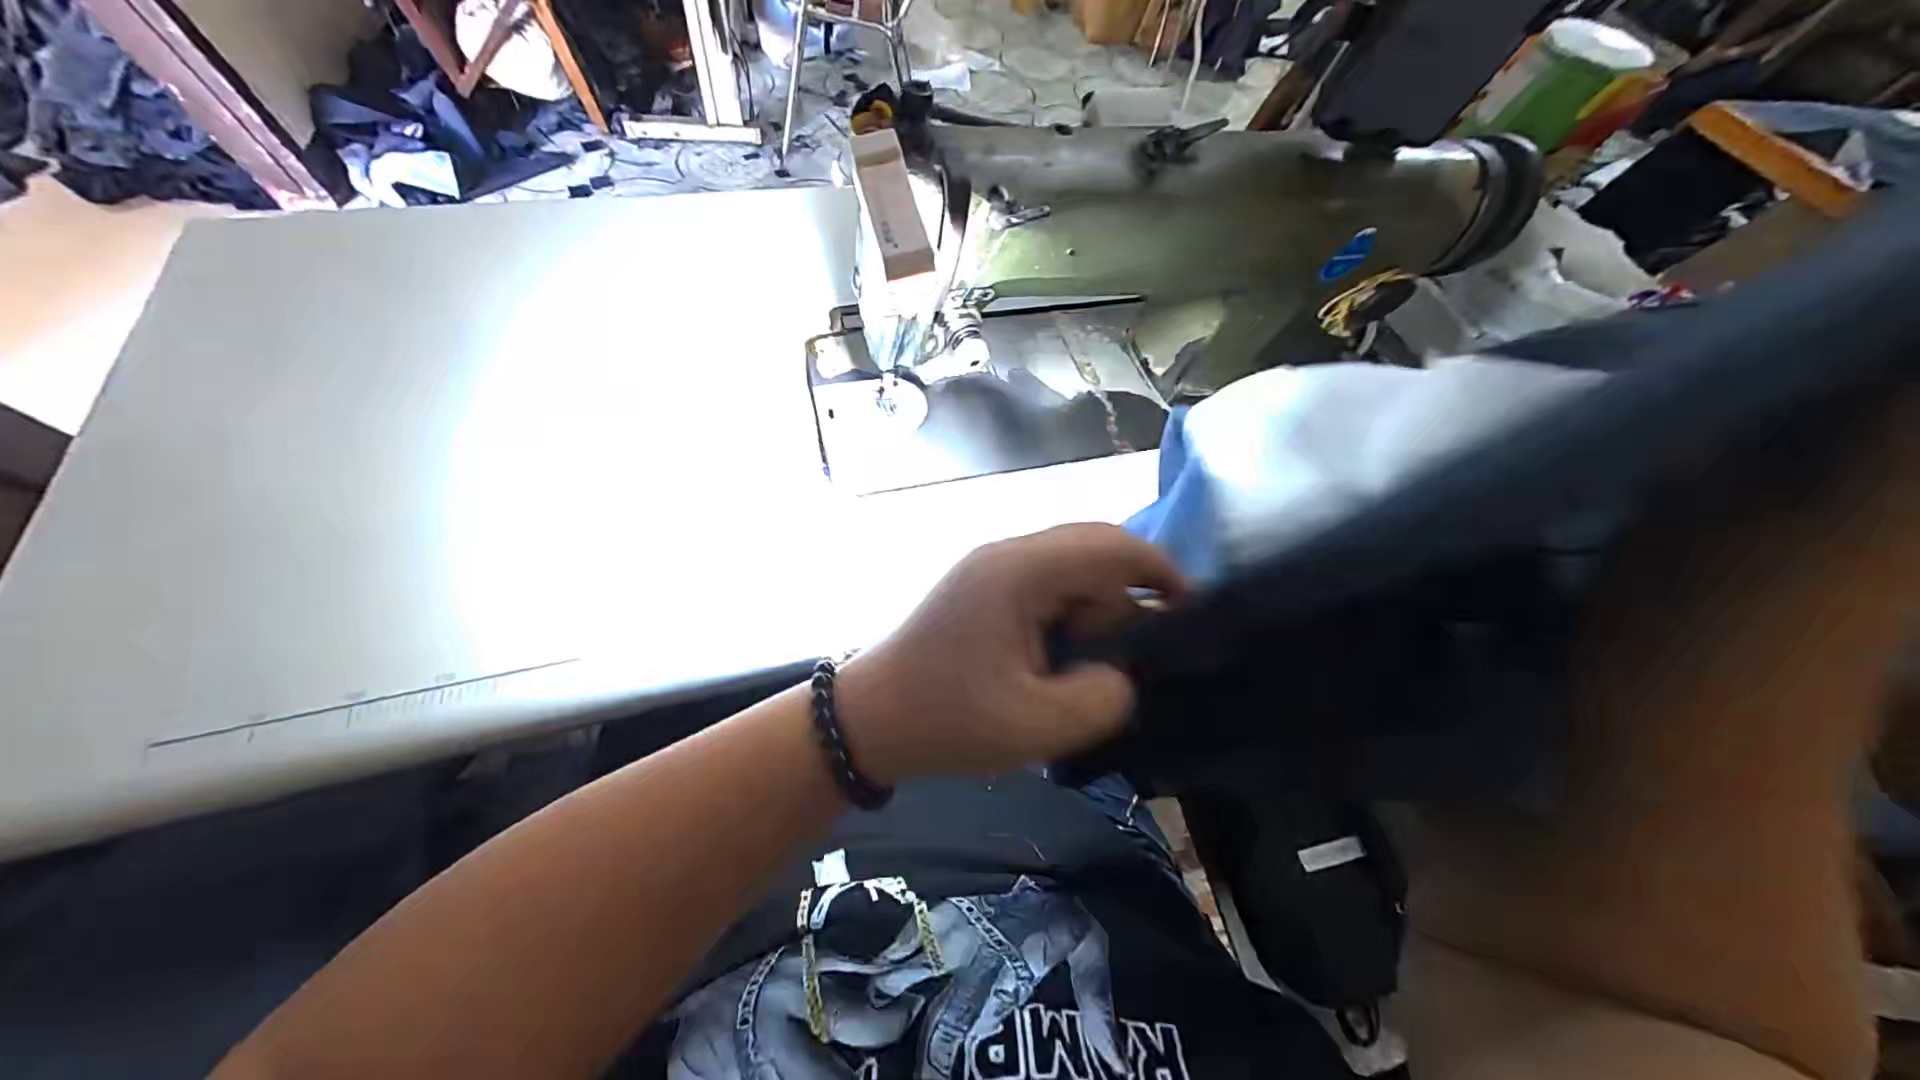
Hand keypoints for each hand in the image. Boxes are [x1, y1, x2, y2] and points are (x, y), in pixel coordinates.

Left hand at [834, 524, 1186, 783]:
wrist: (869, 720)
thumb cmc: (946, 721)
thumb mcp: (1034, 725)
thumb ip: (1101, 698)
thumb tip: (1121, 672)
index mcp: (1019, 572)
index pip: (1110, 545)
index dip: (1158, 571)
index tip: (1186, 613)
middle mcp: (1007, 555)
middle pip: (1092, 552)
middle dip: (1118, 603)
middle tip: (1115, 662)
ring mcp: (991, 568)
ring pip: (1071, 571)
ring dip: (1089, 614)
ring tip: (1072, 671)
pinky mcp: (984, 588)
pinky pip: (1046, 587)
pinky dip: (1065, 617)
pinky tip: (1055, 660)